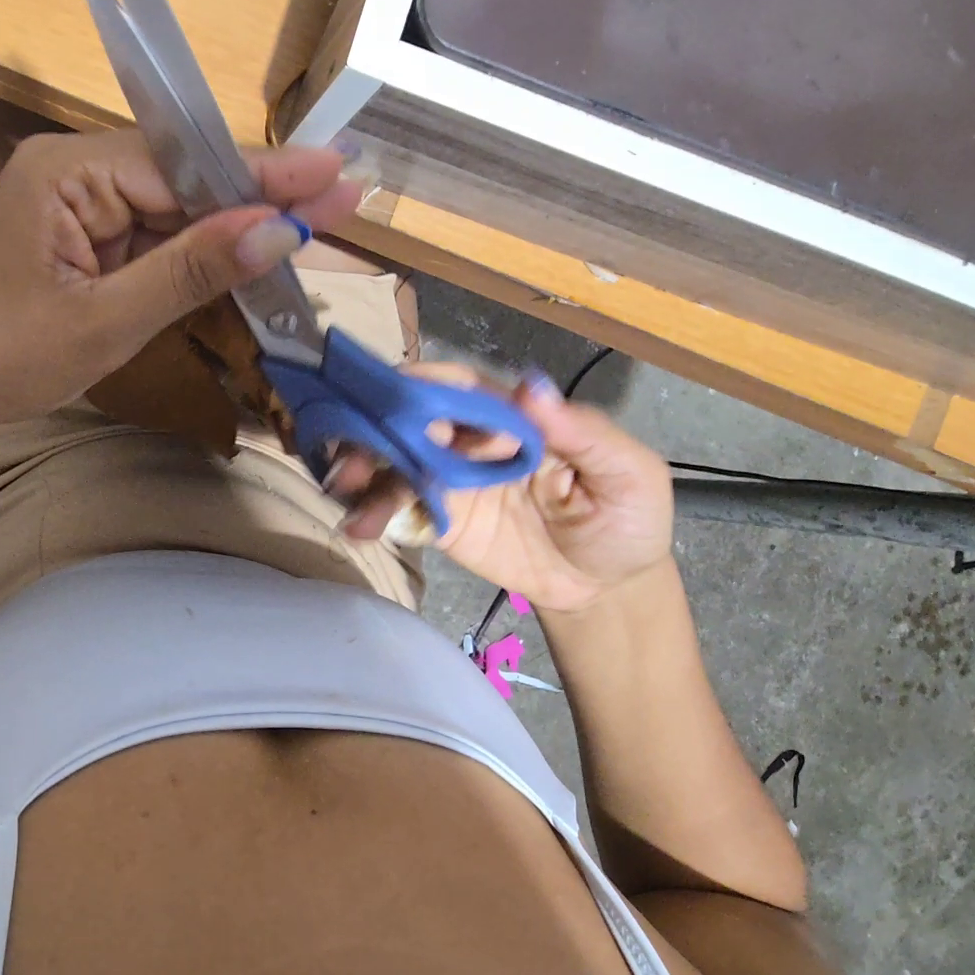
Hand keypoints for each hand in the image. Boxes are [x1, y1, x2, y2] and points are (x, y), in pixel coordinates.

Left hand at [0, 129, 360, 433]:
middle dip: (258, 199)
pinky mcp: (78, 244)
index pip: (180, 163)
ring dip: (233, 230)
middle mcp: (70, 173)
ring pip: (170, 213)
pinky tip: (250, 257)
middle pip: (181, 180)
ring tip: (314, 229)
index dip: (260, 176)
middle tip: (342, 199)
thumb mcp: (105, 321)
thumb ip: (190, 271)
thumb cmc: (4, 363)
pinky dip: (194, 258)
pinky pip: (148, 242)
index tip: (333, 173)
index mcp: (65, 172)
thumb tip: (279, 232)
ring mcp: (74, 209)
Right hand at [335, 367, 673, 612]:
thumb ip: (584, 433)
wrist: (606, 589)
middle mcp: (471, 444)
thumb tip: (531, 387)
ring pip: (396, 465)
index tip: (388, 390)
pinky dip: (371, 513)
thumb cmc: (626, 521)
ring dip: (365, 472)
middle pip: (413, 424)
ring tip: (345, 492)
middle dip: (375, 428)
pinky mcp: (437, 522)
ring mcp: (449, 483)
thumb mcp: (629, 475)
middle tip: (352, 449)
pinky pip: (398, 510)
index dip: (423, 385)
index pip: (460, 390)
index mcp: (512, 419)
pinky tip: (357, 526)